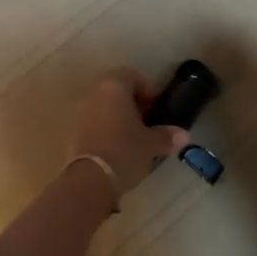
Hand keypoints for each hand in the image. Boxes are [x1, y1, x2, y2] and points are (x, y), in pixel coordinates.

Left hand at [69, 69, 191, 199]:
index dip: (147, 90)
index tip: (157, 107)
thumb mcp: (151, 144)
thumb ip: (166, 136)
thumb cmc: (125, 151)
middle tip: (146, 120)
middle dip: (132, 102)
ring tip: (133, 136)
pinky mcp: (73, 130)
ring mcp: (81, 110)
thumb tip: (183, 134)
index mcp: (114, 86)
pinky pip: (94, 120)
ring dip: (118, 115)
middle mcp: (94, 92)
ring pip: (103, 105)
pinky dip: (106, 127)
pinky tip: (117, 147)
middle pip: (115, 89)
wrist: (90, 179)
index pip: (132, 76)